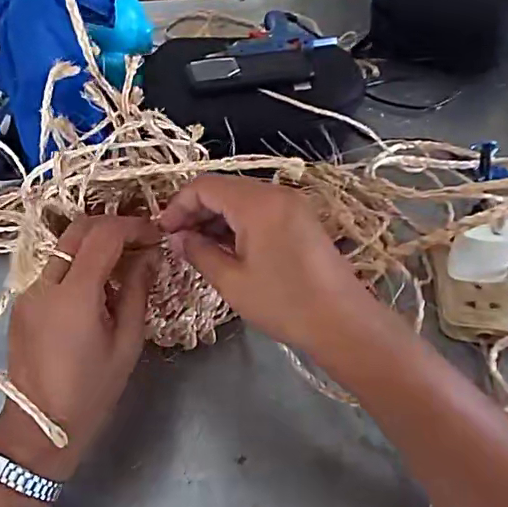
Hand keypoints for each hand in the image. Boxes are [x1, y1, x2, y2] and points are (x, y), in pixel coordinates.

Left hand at [0, 215, 158, 479]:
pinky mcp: (22, 302)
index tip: (155, 233)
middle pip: (78, 229)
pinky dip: (79, 263)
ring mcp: (28, 292)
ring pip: (64, 246)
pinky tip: (99, 285)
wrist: (40, 425)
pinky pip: (54, 268)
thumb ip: (138, 291)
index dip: (133, 226)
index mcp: (74, 295)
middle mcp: (45, 284)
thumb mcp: (127, 342)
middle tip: (141, 240)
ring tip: (124, 262)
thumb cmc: (92, 391)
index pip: (104, 236)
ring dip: (95, 243)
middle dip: (113, 225)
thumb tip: (149, 255)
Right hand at [156, 175, 378, 349]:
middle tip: (178, 242)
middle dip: (196, 210)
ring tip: (200, 249)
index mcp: (257, 203)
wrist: (342, 321)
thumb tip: (178, 238)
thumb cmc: (284, 303)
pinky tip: (228, 249)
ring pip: (242, 198)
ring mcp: (293, 204)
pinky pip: (261, 209)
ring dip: (217, 217)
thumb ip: (199, 253)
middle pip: (224, 188)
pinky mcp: (302, 219)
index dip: (178, 204)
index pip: (205, 186)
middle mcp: (276, 193)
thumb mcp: (232, 281)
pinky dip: (239, 223)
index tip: (164, 231)